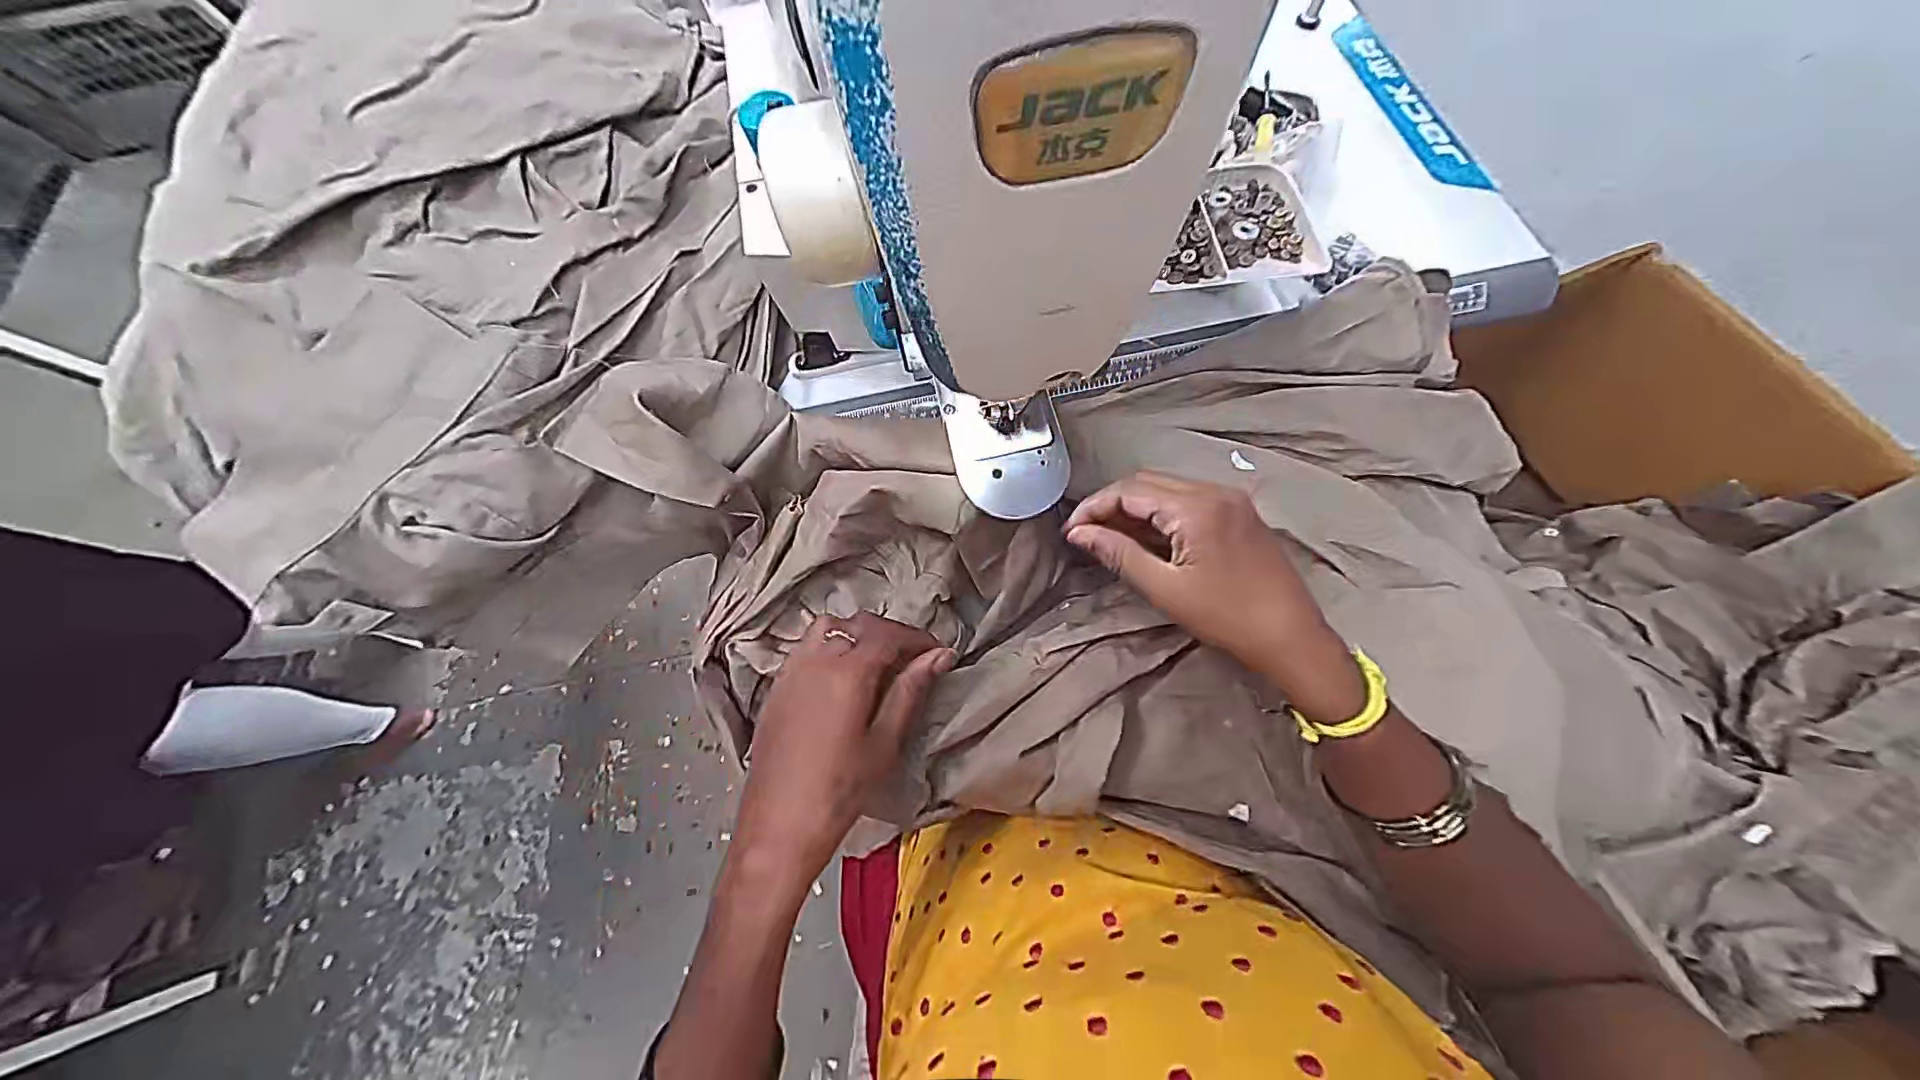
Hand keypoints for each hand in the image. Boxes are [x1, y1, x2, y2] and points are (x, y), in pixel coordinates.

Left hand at [729, 612, 954, 900]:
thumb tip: (937, 657)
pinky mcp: (776, 688)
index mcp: (846, 673)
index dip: (918, 638)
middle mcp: (815, 661)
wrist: (778, 827)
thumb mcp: (885, 743)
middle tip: (913, 659)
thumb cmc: (838, 793)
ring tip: (878, 664)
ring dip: (857, 634)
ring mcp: (791, 672)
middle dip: (890, 634)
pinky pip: (807, 648)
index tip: (937, 652)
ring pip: (828, 628)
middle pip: (858, 624)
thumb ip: (910, 691)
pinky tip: (843, 678)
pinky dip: (831, 647)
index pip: (888, 634)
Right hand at [1064, 471, 1365, 720]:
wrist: (1290, 636)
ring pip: (1166, 489)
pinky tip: (1145, 538)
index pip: (1130, 490)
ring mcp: (1229, 500)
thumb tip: (1080, 534)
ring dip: (1134, 508)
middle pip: (1146, 483)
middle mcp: (1214, 492)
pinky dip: (1159, 513)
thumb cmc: (1227, 617)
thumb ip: (1119, 553)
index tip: (1071, 532)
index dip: (1093, 507)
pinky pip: (1187, 500)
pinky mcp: (1237, 512)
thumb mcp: (1165, 588)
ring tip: (1109, 538)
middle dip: (1110, 505)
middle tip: (1086, 535)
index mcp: (1197, 508)